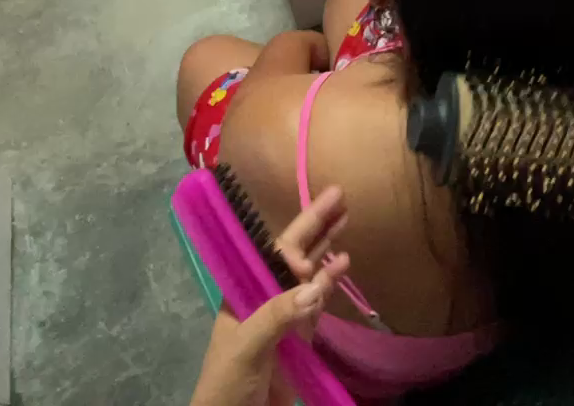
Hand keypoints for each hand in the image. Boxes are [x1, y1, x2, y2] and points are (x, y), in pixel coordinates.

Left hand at [189, 188, 352, 405]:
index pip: (273, 252)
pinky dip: (330, 281)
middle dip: (315, 223)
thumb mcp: (246, 345)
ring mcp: (283, 312)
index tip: (308, 250)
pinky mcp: (299, 334)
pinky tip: (343, 263)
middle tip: (338, 194)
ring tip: (346, 218)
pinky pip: (317, 299)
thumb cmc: (227, 381)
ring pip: (308, 270)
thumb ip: (278, 314)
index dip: (295, 239)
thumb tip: (316, 285)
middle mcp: (265, 293)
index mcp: (244, 288)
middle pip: (293, 251)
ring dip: (326, 245)